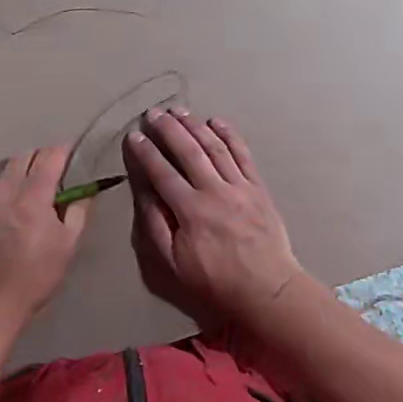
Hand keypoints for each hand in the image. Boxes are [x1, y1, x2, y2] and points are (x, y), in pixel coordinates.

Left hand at [0, 146, 90, 333]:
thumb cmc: (33, 279)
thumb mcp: (67, 247)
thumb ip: (78, 211)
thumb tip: (86, 188)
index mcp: (31, 197)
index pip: (49, 156)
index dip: (64, 151)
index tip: (73, 155)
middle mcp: (3, 191)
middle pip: (24, 156)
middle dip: (41, 158)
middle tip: (55, 173)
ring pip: (4, 171)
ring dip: (21, 173)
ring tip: (32, 193)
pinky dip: (3, 191)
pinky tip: (9, 212)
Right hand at [124, 109, 315, 328]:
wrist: (268, 290)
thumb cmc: (216, 280)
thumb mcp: (173, 263)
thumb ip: (155, 225)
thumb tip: (143, 193)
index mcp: (191, 211)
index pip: (162, 172)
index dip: (146, 152)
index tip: (134, 136)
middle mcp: (215, 192)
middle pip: (188, 151)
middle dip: (168, 129)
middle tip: (153, 113)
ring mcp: (240, 187)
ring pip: (214, 147)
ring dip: (195, 126)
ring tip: (178, 111)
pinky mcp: (258, 188)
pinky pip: (243, 155)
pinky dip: (229, 135)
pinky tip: (216, 121)